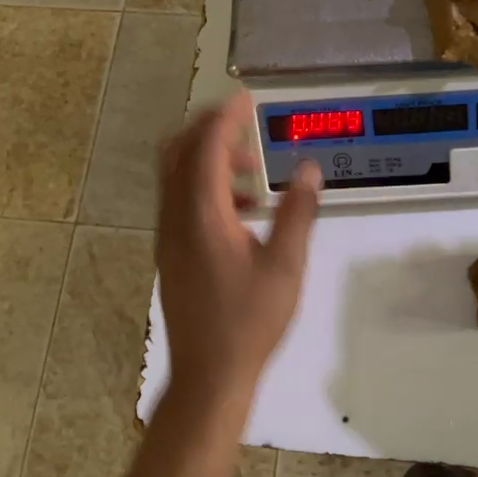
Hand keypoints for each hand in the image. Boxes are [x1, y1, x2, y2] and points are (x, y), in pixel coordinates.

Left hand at [156, 92, 320, 400]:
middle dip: (208, 130)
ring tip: (252, 172)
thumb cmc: (249, 322)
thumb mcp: (285, 266)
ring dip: (208, 159)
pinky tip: (243, 211)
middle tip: (243, 124)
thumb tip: (309, 170)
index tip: (246, 99)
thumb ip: (297, 212)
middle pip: (177, 152)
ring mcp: (169, 237)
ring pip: (175, 176)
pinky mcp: (172, 253)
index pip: (205, 148)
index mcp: (201, 216)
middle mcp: (176, 219)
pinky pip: (180, 200)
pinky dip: (205, 186)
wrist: (208, 377)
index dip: (225, 118)